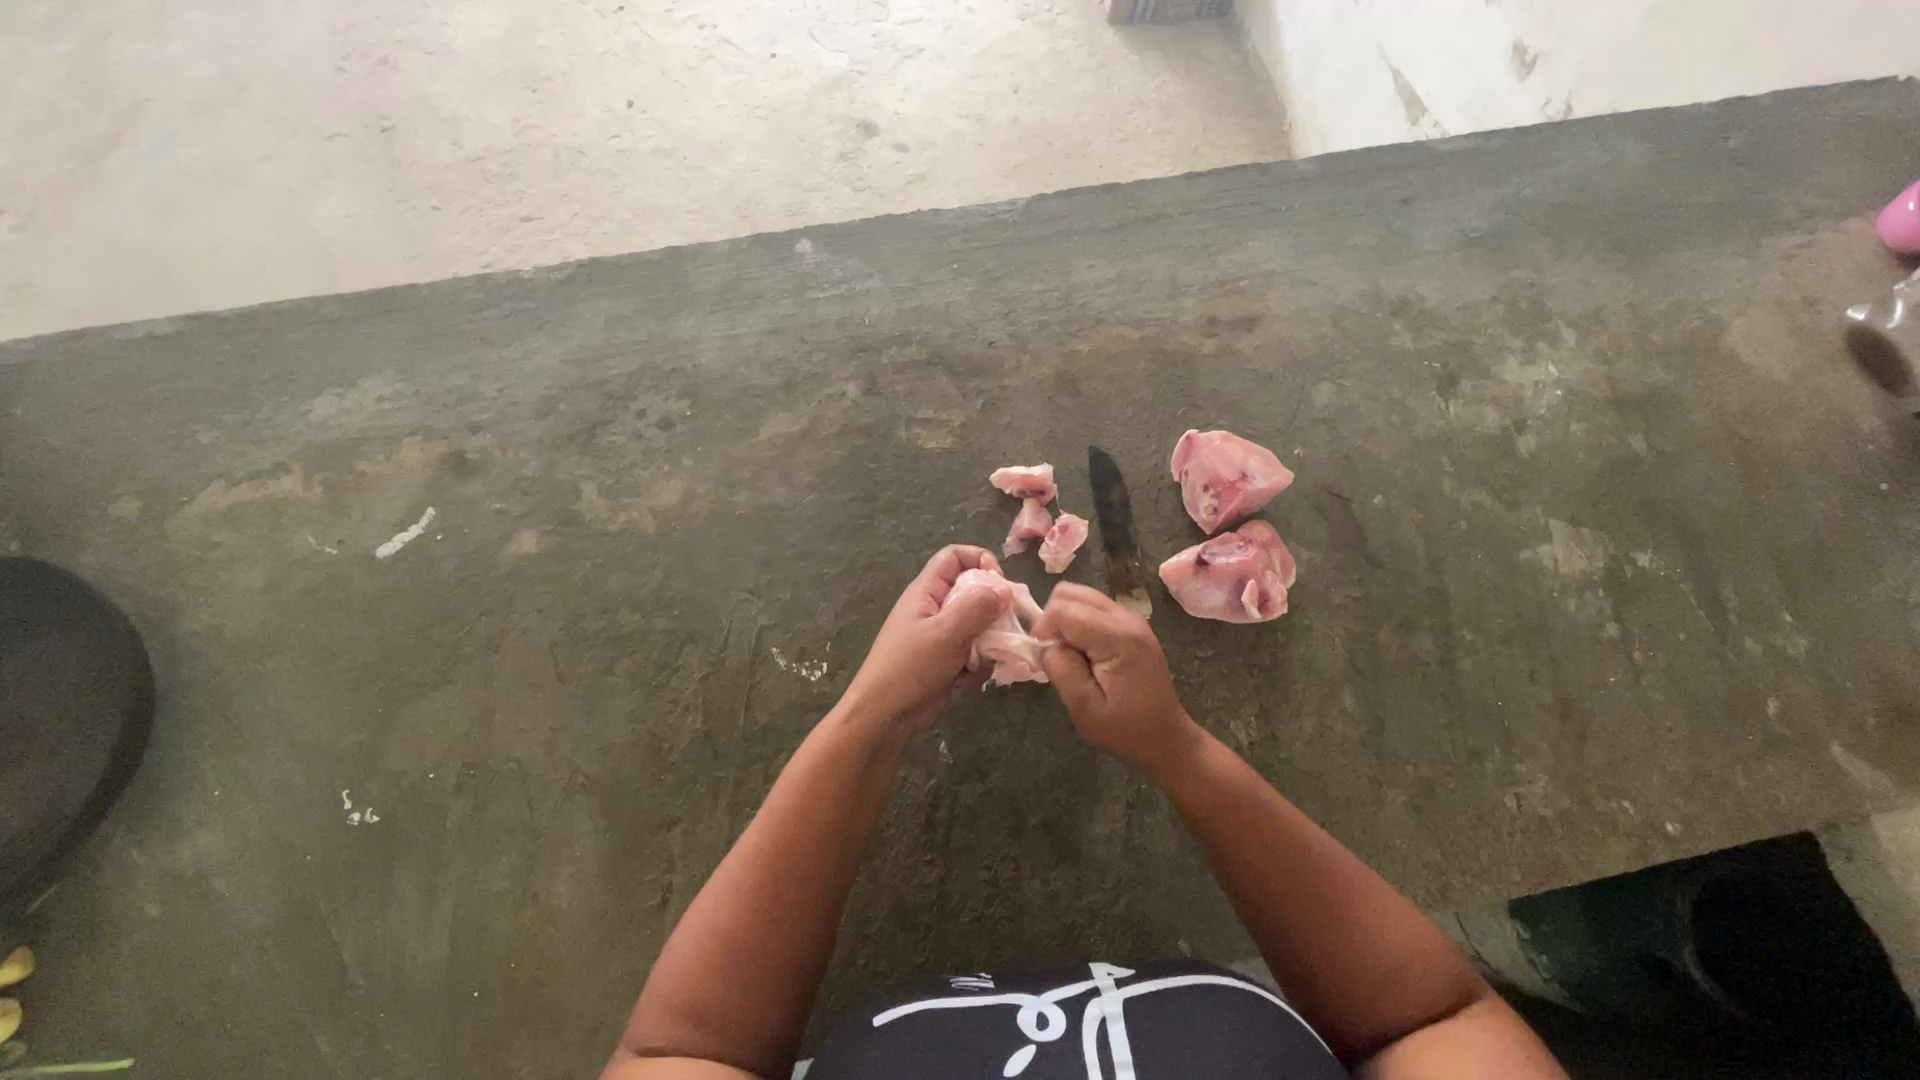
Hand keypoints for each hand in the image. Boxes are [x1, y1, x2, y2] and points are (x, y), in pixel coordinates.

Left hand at [841, 545, 1012, 732]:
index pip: (955, 557)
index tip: (1000, 583)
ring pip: (978, 627)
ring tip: (981, 660)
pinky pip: (973, 653)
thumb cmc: (910, 668)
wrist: (885, 716)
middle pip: (973, 593)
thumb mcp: (945, 633)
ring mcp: (940, 637)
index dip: (980, 560)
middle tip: (1003, 628)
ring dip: (987, 644)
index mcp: (926, 592)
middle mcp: (934, 609)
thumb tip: (1004, 590)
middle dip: (992, 611)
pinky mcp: (946, 661)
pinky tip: (966, 681)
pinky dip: (975, 666)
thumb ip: (977, 607)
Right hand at [1033, 583, 1205, 777]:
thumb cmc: (1125, 729)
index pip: (1063, 609)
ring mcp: (1132, 619)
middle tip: (1055, 653)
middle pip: (1071, 592)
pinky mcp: (1132, 625)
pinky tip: (1084, 653)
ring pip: (1082, 596)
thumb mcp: (1084, 708)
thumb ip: (1061, 670)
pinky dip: (1079, 623)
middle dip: (1053, 619)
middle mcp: (1126, 618)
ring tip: (1069, 654)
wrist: (1166, 738)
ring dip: (1066, 620)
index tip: (1043, 656)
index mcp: (1117, 638)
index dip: (1043, 628)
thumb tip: (1046, 645)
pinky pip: (1094, 608)